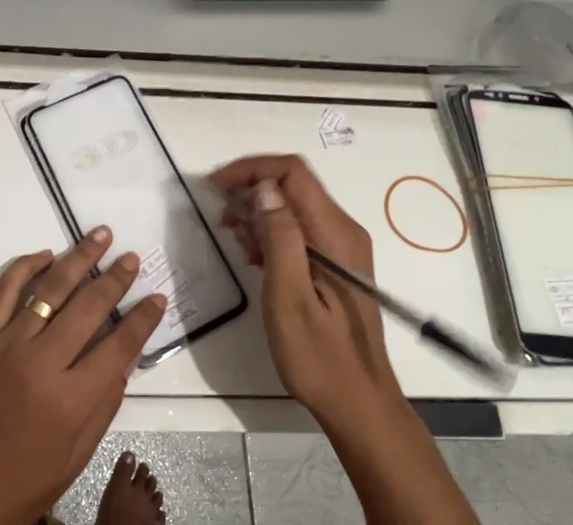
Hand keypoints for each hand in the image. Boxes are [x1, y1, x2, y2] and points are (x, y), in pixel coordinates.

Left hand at [0, 226, 166, 524]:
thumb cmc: (20, 487)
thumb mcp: (74, 460)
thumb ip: (102, 407)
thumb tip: (122, 361)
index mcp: (70, 400)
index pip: (118, 346)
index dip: (142, 320)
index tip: (157, 297)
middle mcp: (41, 363)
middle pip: (88, 307)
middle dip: (115, 279)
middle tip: (131, 258)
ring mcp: (6, 345)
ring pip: (49, 288)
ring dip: (78, 258)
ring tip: (100, 236)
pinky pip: (3, 292)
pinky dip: (24, 267)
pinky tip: (45, 254)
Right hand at [211, 154, 398, 421]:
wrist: (358, 404)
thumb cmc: (319, 357)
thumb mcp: (289, 298)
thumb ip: (279, 238)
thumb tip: (263, 189)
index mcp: (335, 234)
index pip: (292, 173)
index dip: (251, 169)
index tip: (214, 186)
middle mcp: (343, 230)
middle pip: (293, 184)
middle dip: (251, 187)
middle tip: (218, 213)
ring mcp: (342, 246)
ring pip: (294, 205)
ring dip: (258, 210)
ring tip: (231, 235)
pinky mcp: (335, 263)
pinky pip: (299, 228)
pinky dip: (270, 230)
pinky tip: (252, 254)